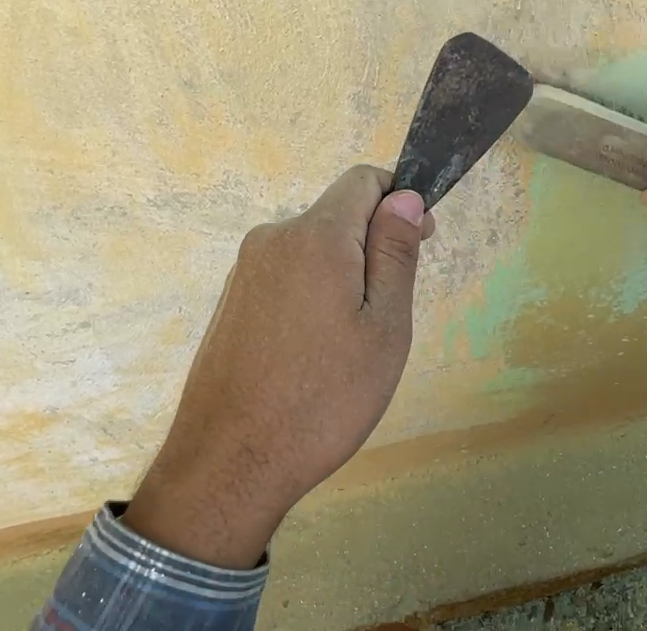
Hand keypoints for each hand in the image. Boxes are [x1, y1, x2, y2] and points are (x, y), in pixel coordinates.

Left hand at [123, 167, 433, 568]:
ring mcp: (245, 272)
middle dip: (372, 244)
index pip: (364, 180)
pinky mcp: (231, 303)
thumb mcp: (384, 326)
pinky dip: (313, 295)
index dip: (400, 199)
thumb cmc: (324, 398)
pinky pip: (287, 276)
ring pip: (314, 249)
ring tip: (351, 342)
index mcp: (314, 236)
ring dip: (343, 274)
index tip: (418, 242)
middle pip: (338, 215)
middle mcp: (273, 239)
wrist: (228, 467)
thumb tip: (405, 197)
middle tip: (388, 310)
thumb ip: (395, 252)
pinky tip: (315, 353)